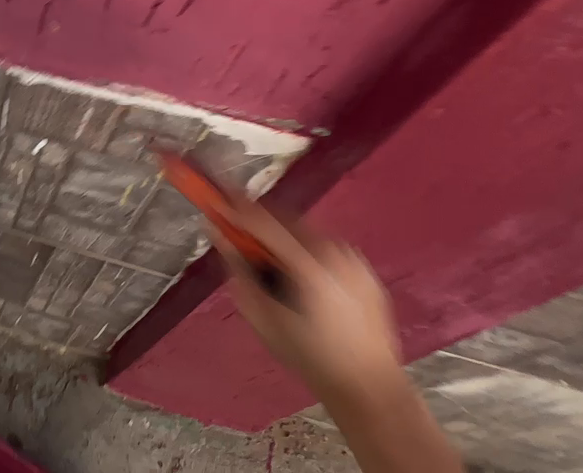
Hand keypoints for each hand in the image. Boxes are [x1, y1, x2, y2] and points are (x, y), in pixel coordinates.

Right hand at [210, 198, 404, 403]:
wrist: (370, 387)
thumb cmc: (309, 356)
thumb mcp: (262, 317)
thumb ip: (238, 269)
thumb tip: (217, 232)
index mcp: (309, 267)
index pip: (263, 222)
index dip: (234, 206)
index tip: (212, 196)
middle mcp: (334, 253)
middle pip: (284, 219)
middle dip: (256, 218)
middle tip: (234, 228)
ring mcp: (353, 259)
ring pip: (303, 230)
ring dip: (279, 233)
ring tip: (266, 256)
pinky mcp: (363, 267)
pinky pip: (323, 245)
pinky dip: (301, 247)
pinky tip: (295, 273)